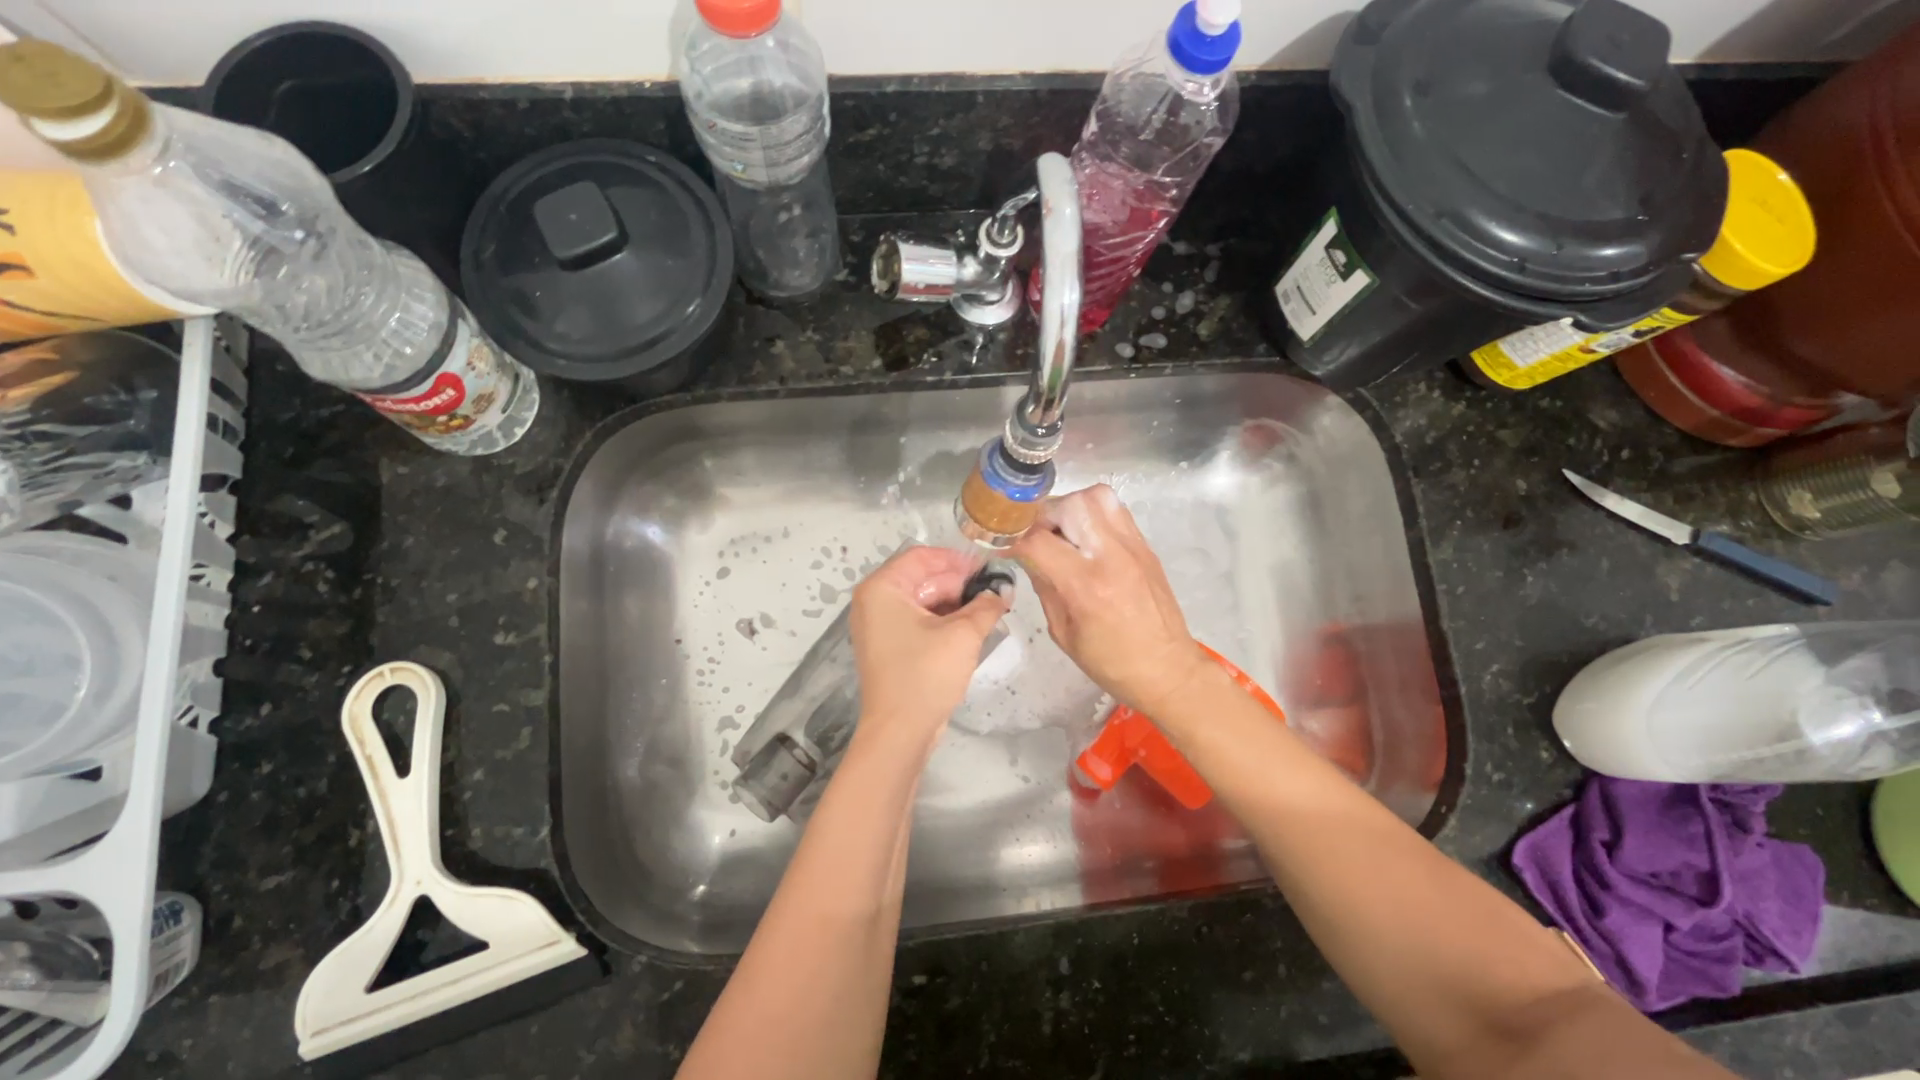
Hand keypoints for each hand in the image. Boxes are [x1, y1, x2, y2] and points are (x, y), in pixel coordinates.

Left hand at [849, 546, 1010, 750]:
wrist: (900, 731)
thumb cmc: (926, 674)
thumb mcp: (963, 634)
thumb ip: (986, 605)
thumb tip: (1003, 590)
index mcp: (882, 588)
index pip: (923, 557)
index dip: (958, 560)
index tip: (990, 570)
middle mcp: (874, 602)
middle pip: (923, 578)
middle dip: (960, 584)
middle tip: (996, 592)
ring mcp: (879, 627)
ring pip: (923, 602)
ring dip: (956, 604)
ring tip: (990, 611)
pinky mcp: (889, 648)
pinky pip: (919, 622)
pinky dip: (944, 622)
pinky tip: (972, 629)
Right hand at [1011, 485, 1208, 714]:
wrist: (1167, 668)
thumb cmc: (1110, 662)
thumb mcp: (1063, 632)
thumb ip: (1044, 586)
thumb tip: (1027, 555)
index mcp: (1086, 586)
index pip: (1038, 541)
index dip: (1014, 539)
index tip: (1004, 545)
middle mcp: (1111, 556)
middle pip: (1070, 504)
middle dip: (1044, 515)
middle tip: (1037, 534)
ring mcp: (1133, 546)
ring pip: (1096, 496)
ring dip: (1071, 507)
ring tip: (1063, 531)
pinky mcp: (1145, 545)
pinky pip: (1115, 510)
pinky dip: (1093, 514)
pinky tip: (1086, 538)